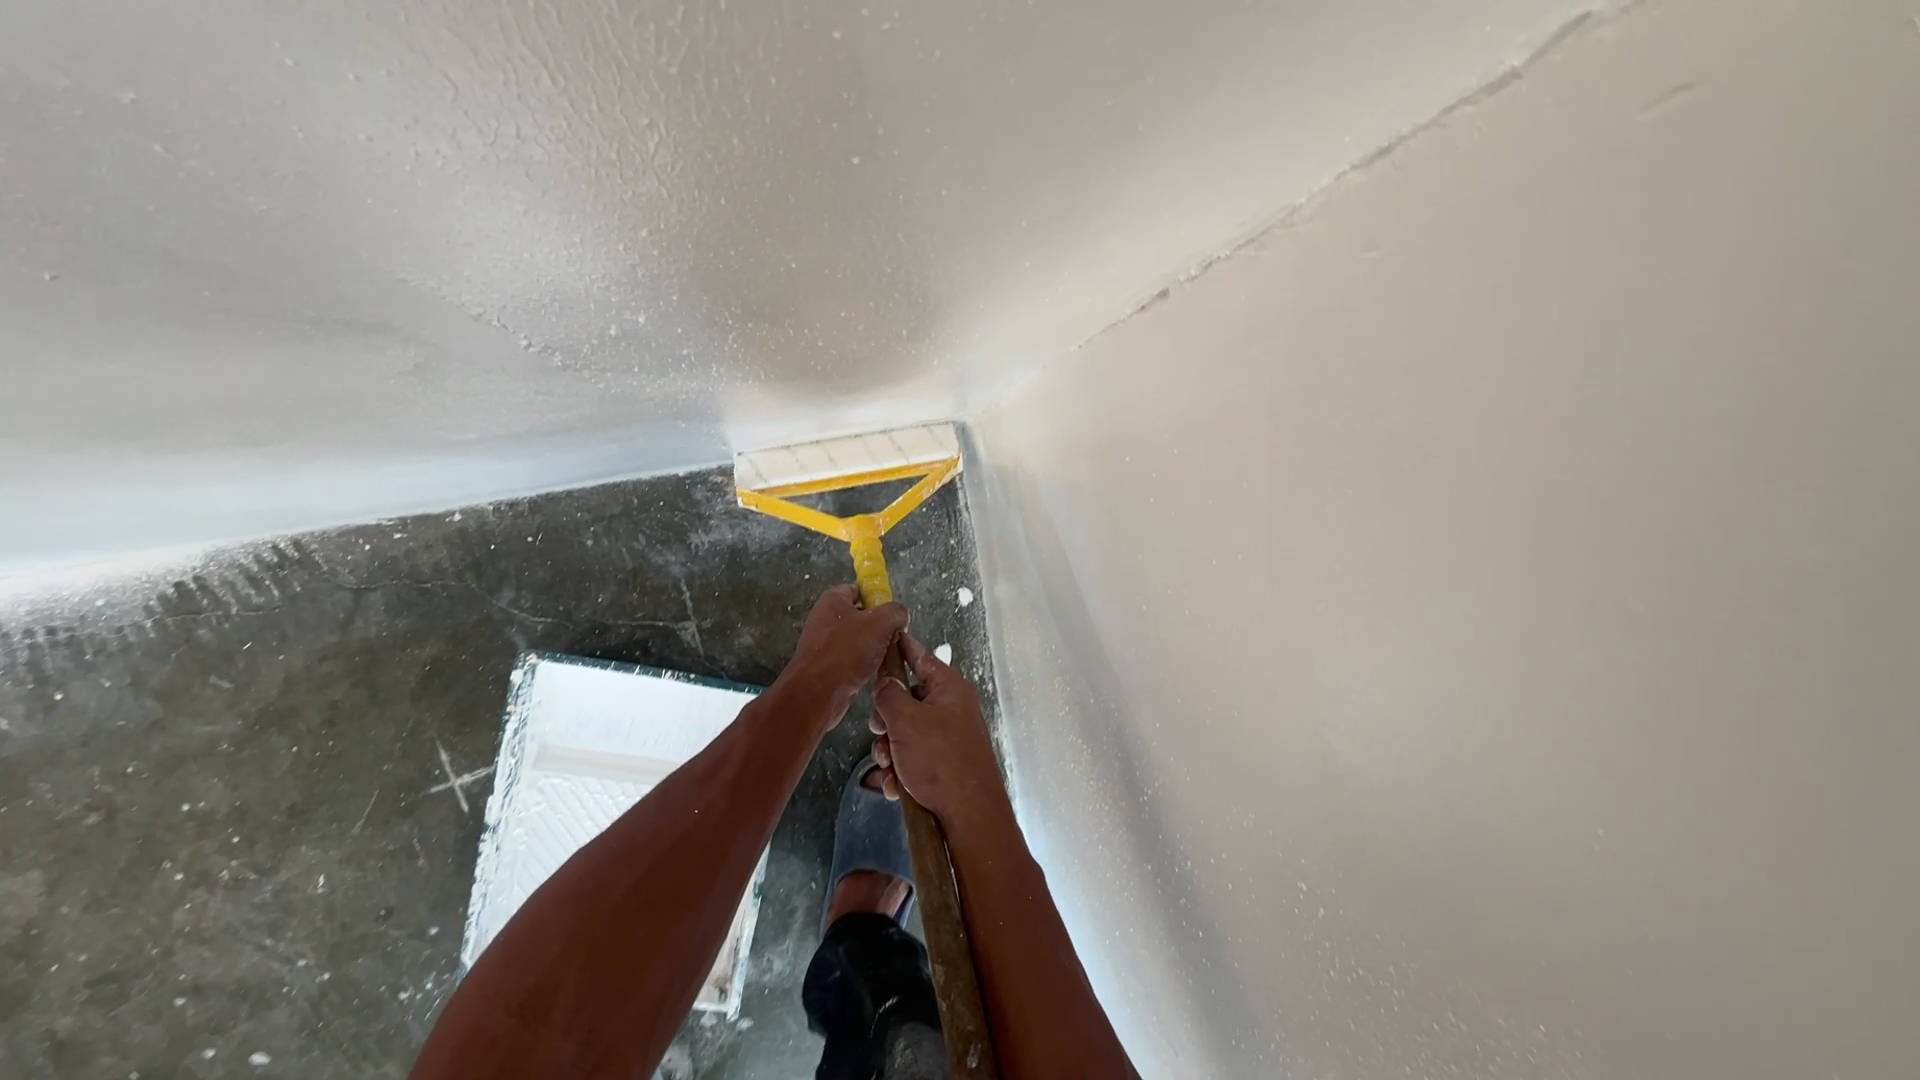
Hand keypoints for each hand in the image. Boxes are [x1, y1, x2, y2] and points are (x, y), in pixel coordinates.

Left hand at [776, 585, 909, 732]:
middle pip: (861, 616)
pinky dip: (864, 665)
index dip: (878, 599)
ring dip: (875, 648)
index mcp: (833, 600)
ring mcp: (823, 644)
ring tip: (887, 657)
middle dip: (880, 626)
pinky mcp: (826, 666)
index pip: (859, 590)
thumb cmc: (846, 650)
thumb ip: (895, 612)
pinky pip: (851, 660)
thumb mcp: (880, 623)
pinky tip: (875, 672)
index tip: (893, 614)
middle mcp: (825, 618)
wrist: (817, 692)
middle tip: (894, 637)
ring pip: (858, 640)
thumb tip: (900, 616)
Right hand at [869, 634, 1002, 823]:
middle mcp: (951, 709)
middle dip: (886, 721)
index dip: (902, 648)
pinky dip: (901, 772)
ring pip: (905, 734)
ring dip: (889, 751)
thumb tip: (886, 683)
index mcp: (949, 689)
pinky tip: (895, 788)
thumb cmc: (940, 758)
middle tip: (879, 733)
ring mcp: (949, 739)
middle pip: (907, 701)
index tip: (888, 636)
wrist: (969, 814)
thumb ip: (889, 695)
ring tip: (889, 768)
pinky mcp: (944, 766)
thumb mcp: (906, 720)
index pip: (920, 658)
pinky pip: (913, 760)